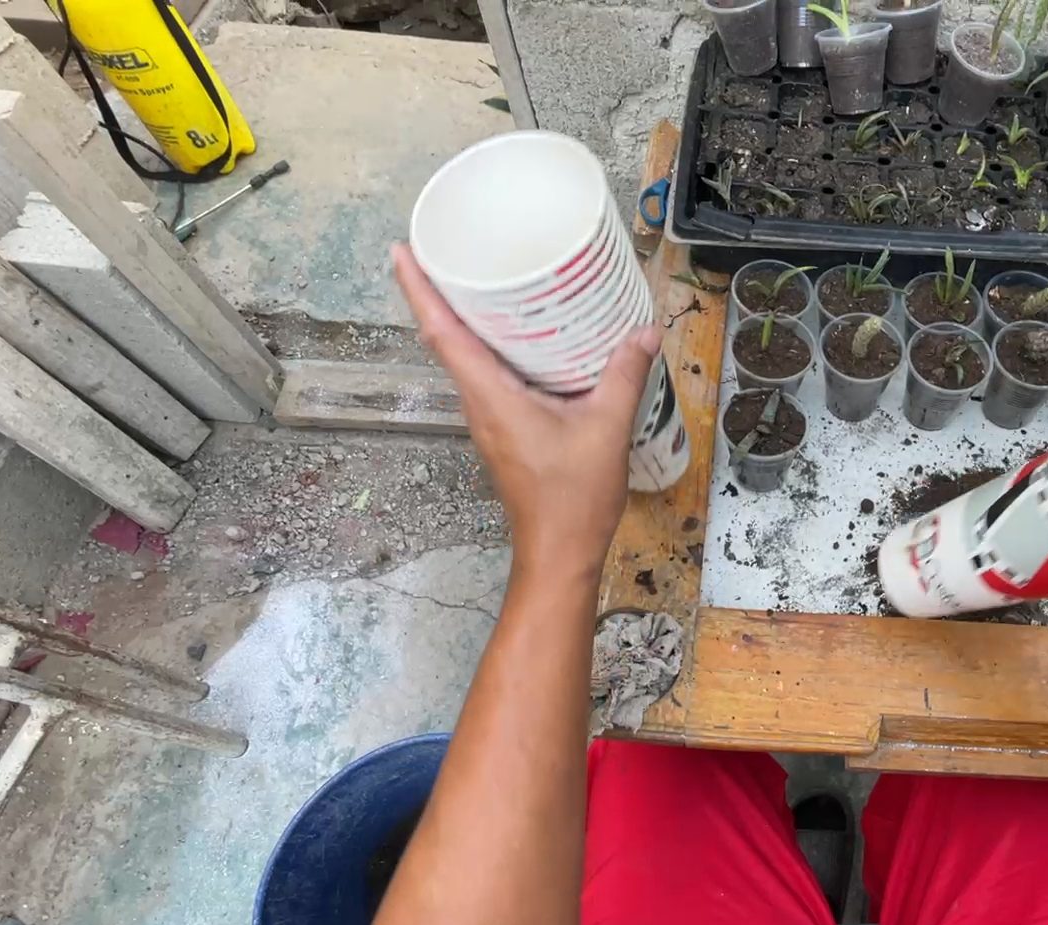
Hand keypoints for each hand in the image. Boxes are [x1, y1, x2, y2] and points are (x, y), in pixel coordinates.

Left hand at [393, 244, 658, 581]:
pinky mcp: (505, 435)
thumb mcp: (607, 429)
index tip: (403, 249)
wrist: (560, 551)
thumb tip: (644, 333)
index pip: (443, 334)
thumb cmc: (575, 496)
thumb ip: (624, 377)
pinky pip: (490, 382)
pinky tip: (528, 345)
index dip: (418, 289)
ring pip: (468, 363)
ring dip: (470, 325)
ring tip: (490, 288)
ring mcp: (490, 423)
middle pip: (448, 342)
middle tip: (454, 252)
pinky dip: (497, 354)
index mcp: (492, 398)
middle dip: (443, 295)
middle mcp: (480, 406)